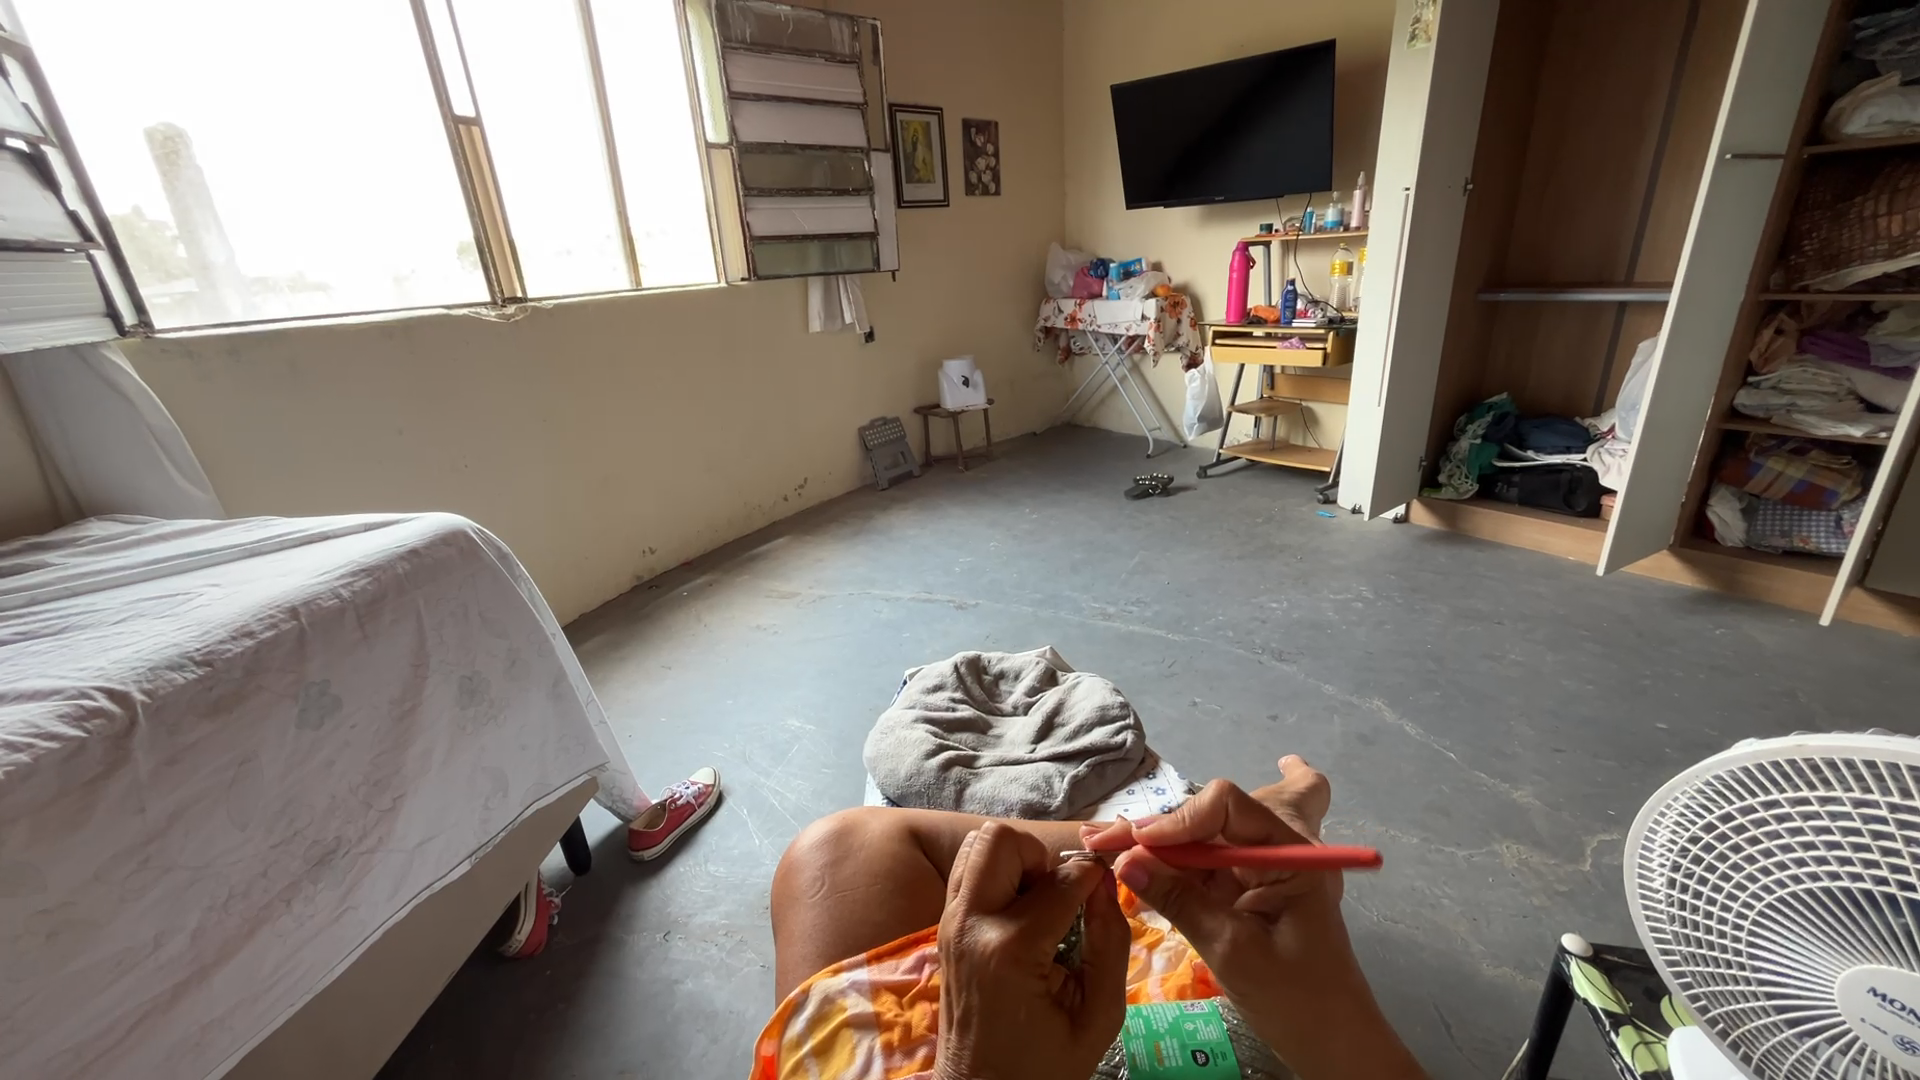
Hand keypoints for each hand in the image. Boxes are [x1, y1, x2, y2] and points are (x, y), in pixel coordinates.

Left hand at [933, 822, 1127, 1079]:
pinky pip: (966, 869)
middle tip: (1056, 892)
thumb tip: (1104, 880)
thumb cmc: (1047, 1065)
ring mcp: (949, 921)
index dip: (1091, 876)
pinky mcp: (943, 924)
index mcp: (1011, 950)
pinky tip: (1016, 909)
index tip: (1103, 886)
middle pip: (999, 839)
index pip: (1060, 881)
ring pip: (976, 844)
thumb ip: (1110, 941)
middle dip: (1038, 855)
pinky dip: (994, 872)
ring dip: (1012, 859)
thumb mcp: (1100, 1016)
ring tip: (1034, 898)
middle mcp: (971, 923)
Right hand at [1082, 757, 1426, 1079]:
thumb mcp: (1232, 949)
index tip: (1139, 843)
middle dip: (1154, 830)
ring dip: (1152, 849)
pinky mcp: (1241, 888)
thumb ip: (1180, 900)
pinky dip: (1164, 871)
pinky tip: (1129, 871)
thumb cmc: (1296, 1001)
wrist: (1333, 1048)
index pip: (1227, 805)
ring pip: (1195, 842)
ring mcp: (1255, 868)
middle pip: (1204, 819)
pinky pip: (1197, 868)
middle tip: (1101, 841)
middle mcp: (1273, 848)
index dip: (1180, 818)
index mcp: (1289, 853)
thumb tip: (1124, 863)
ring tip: (1103, 849)